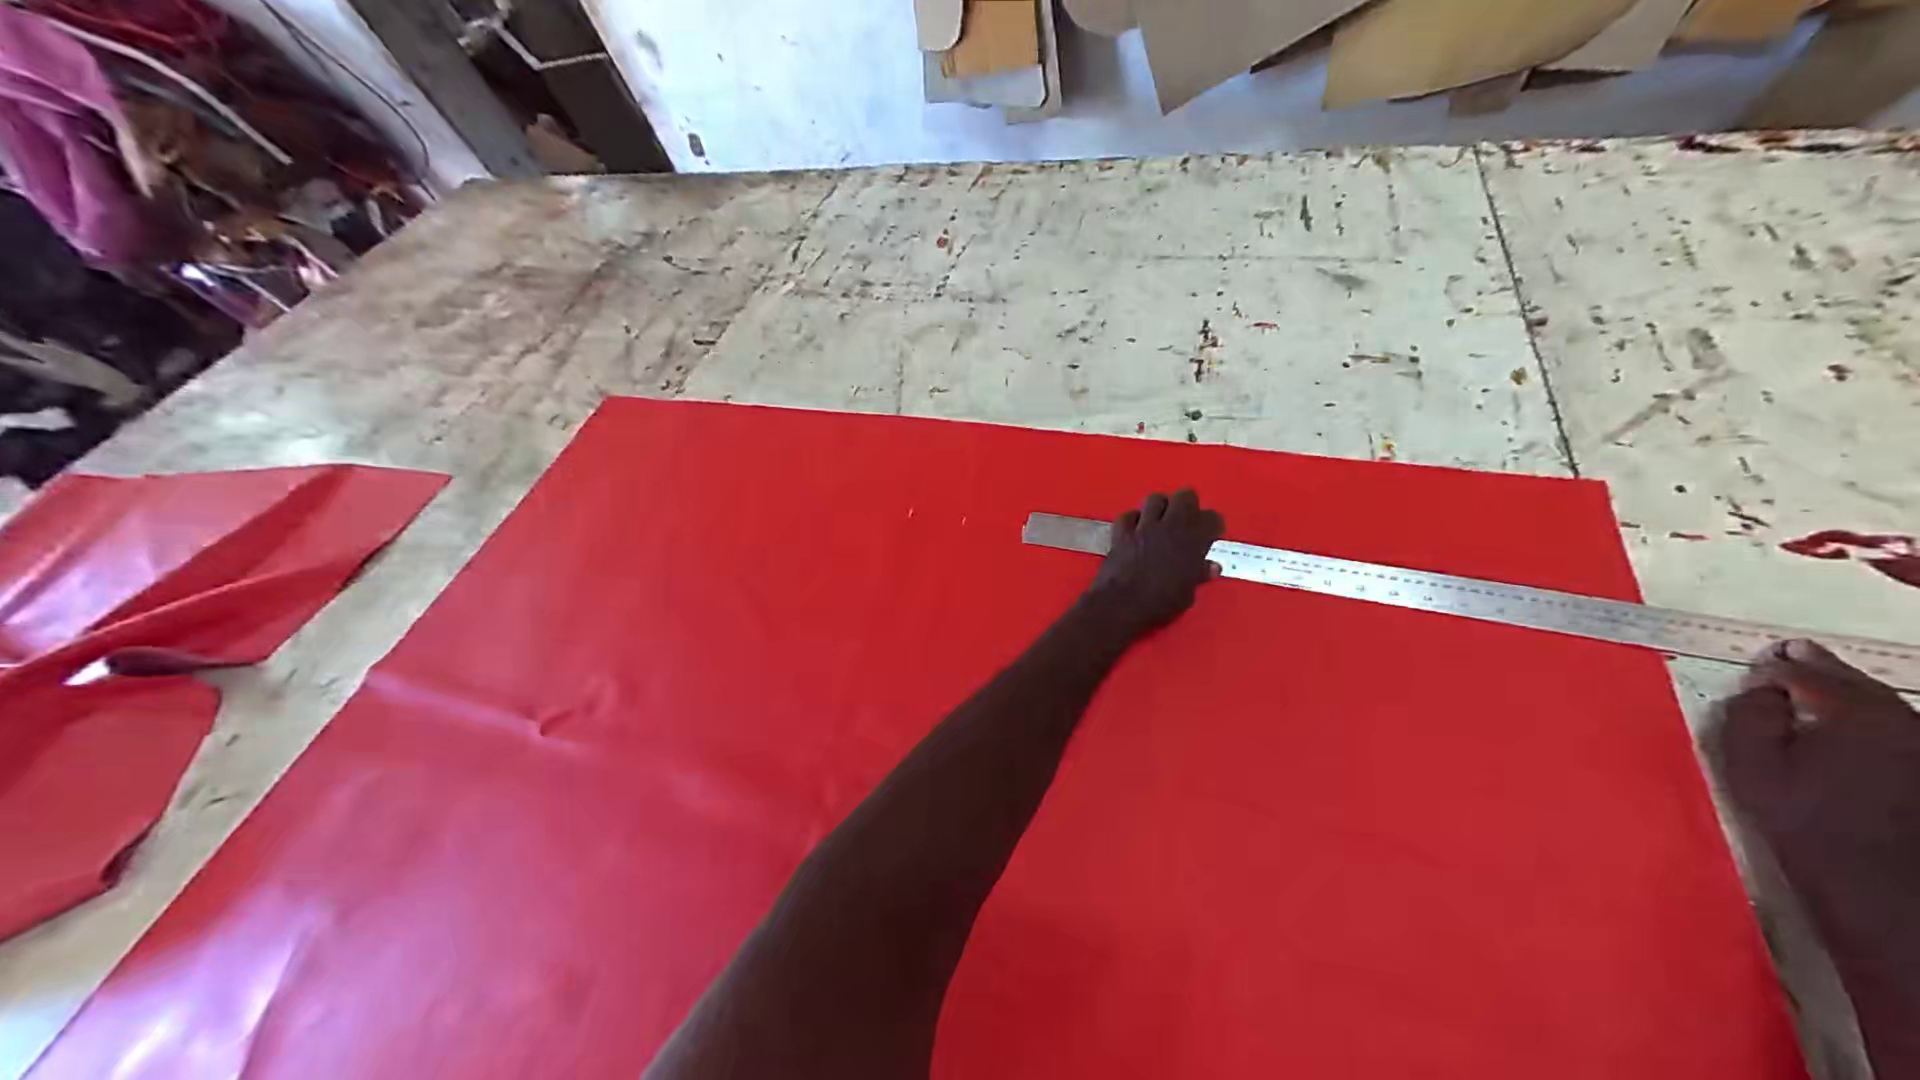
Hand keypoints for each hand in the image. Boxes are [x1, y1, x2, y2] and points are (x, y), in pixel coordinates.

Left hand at [1083, 490, 1224, 639]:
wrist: (1122, 604)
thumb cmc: (1159, 603)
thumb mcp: (1187, 594)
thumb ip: (1199, 575)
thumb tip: (1211, 567)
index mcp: (1192, 541)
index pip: (1212, 518)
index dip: (1212, 525)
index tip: (1211, 533)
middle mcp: (1170, 527)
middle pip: (1184, 496)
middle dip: (1188, 505)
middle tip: (1187, 519)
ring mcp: (1144, 527)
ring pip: (1155, 499)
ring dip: (1160, 507)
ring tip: (1161, 519)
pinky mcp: (1121, 532)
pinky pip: (1127, 515)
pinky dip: (1132, 519)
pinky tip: (1135, 528)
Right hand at [1707, 640, 1919, 1067]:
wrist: (1886, 889)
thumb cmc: (1805, 821)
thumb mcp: (1752, 766)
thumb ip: (1751, 717)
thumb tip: (1762, 689)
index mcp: (1853, 713)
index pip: (1809, 673)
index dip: (1782, 664)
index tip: (1768, 655)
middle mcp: (1903, 723)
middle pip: (1858, 685)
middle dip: (1824, 670)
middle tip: (1795, 655)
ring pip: (1884, 707)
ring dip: (1849, 693)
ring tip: (1822, 685)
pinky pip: (1898, 730)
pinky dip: (1871, 718)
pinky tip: (1853, 725)